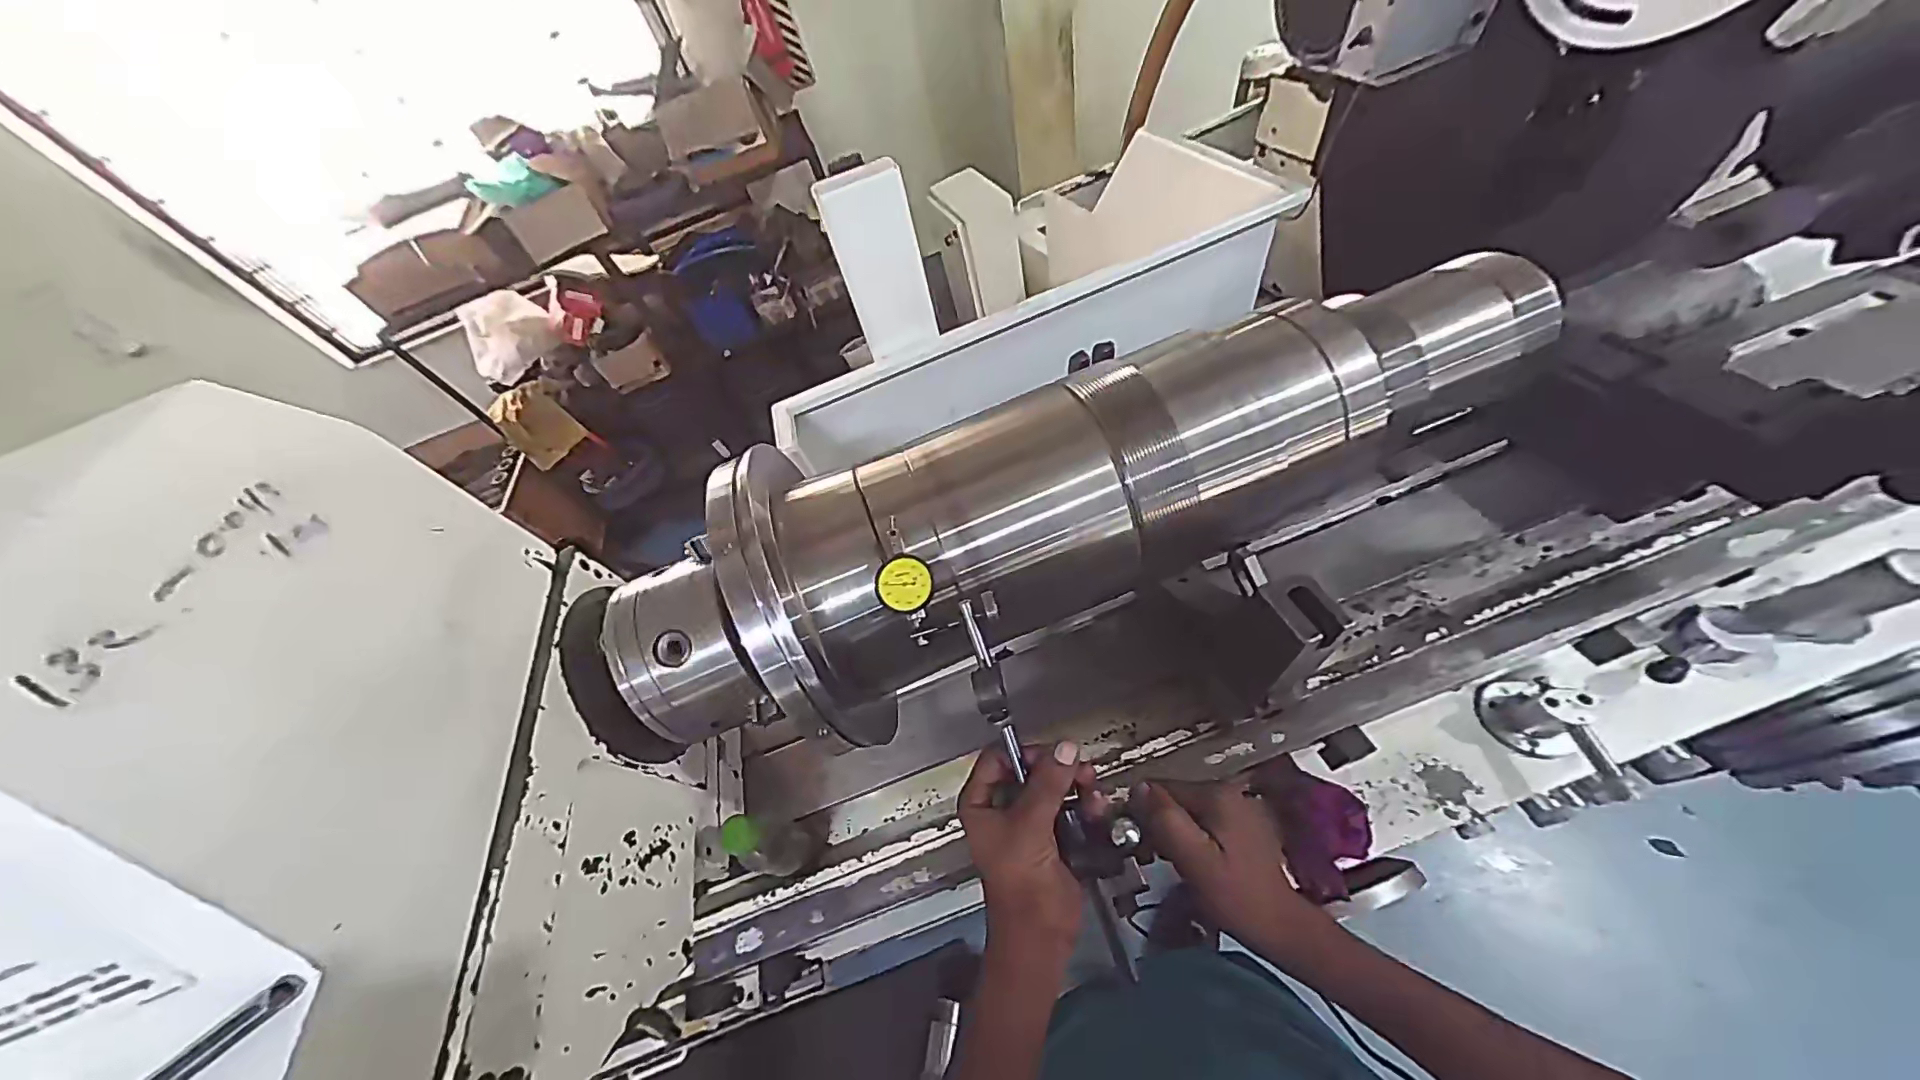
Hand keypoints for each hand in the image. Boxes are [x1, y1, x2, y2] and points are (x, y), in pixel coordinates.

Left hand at [958, 740, 1099, 950]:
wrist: (1041, 936)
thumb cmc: (1021, 884)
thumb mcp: (1030, 826)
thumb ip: (1048, 784)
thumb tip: (1065, 748)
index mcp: (981, 803)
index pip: (998, 758)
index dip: (1024, 752)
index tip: (1051, 755)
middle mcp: (1002, 808)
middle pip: (1031, 771)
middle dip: (1058, 769)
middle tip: (1081, 771)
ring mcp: (1029, 823)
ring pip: (1054, 788)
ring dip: (1076, 786)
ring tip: (1092, 791)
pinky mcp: (1054, 837)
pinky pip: (1069, 808)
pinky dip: (1084, 805)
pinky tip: (1097, 808)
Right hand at [1133, 778, 1338, 963]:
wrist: (1283, 928)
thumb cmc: (1236, 896)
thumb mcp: (1193, 859)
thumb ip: (1165, 819)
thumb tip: (1138, 788)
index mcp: (1216, 794)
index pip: (1160, 788)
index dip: (1143, 812)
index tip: (1138, 841)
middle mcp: (1229, 792)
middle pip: (1175, 799)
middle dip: (1159, 823)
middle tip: (1153, 856)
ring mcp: (1239, 809)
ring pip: (1188, 811)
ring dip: (1174, 832)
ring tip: (1172, 862)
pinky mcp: (1244, 827)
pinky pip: (1204, 822)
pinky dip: (1192, 838)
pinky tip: (1194, 862)